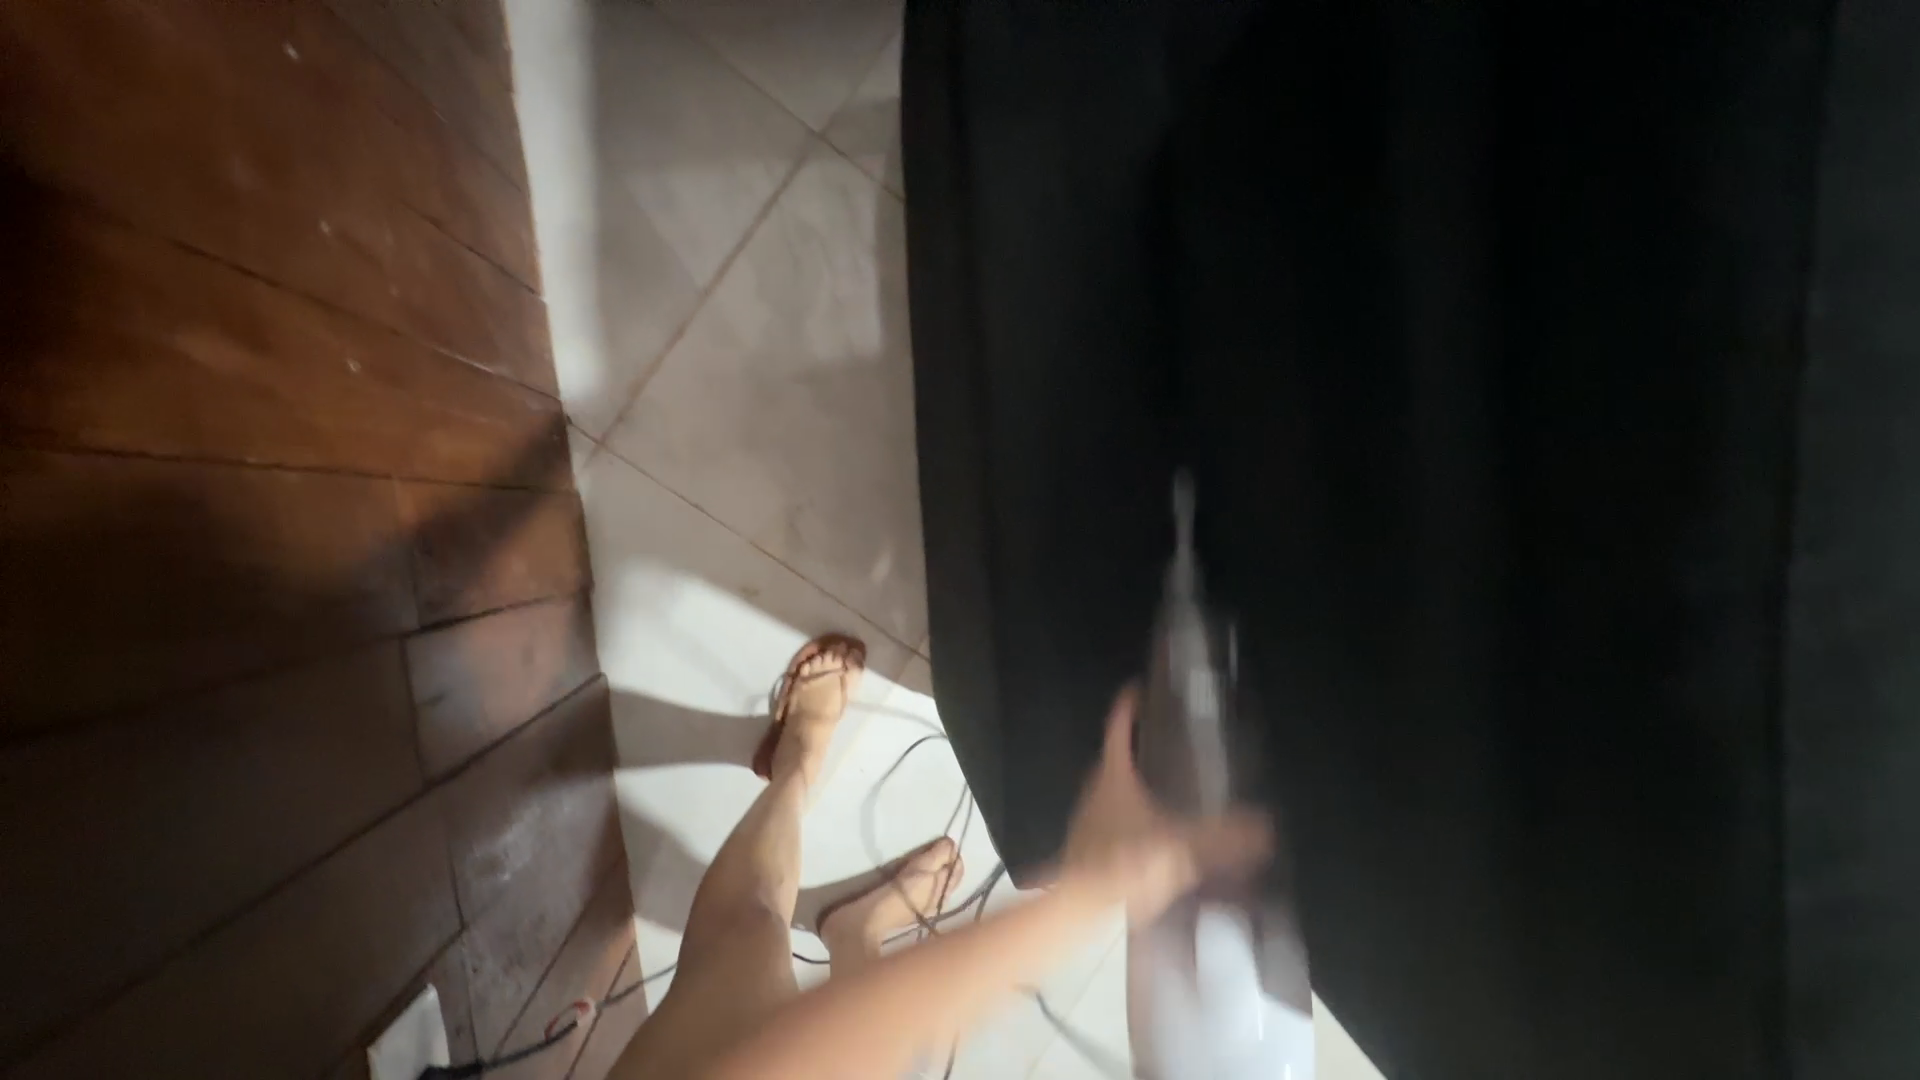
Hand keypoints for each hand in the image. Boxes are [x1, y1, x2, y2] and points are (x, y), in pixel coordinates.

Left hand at [1058, 685, 1272, 919]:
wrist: (1081, 908)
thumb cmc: (1125, 863)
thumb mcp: (1181, 846)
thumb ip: (1224, 836)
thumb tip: (1266, 826)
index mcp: (1112, 773)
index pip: (1118, 725)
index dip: (1130, 704)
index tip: (1141, 689)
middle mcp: (1095, 789)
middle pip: (1115, 756)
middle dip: (1138, 745)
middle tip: (1167, 741)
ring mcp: (1089, 818)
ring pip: (1113, 789)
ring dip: (1135, 784)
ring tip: (1167, 789)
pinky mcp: (1089, 846)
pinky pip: (1114, 820)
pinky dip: (1133, 818)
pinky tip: (1155, 838)